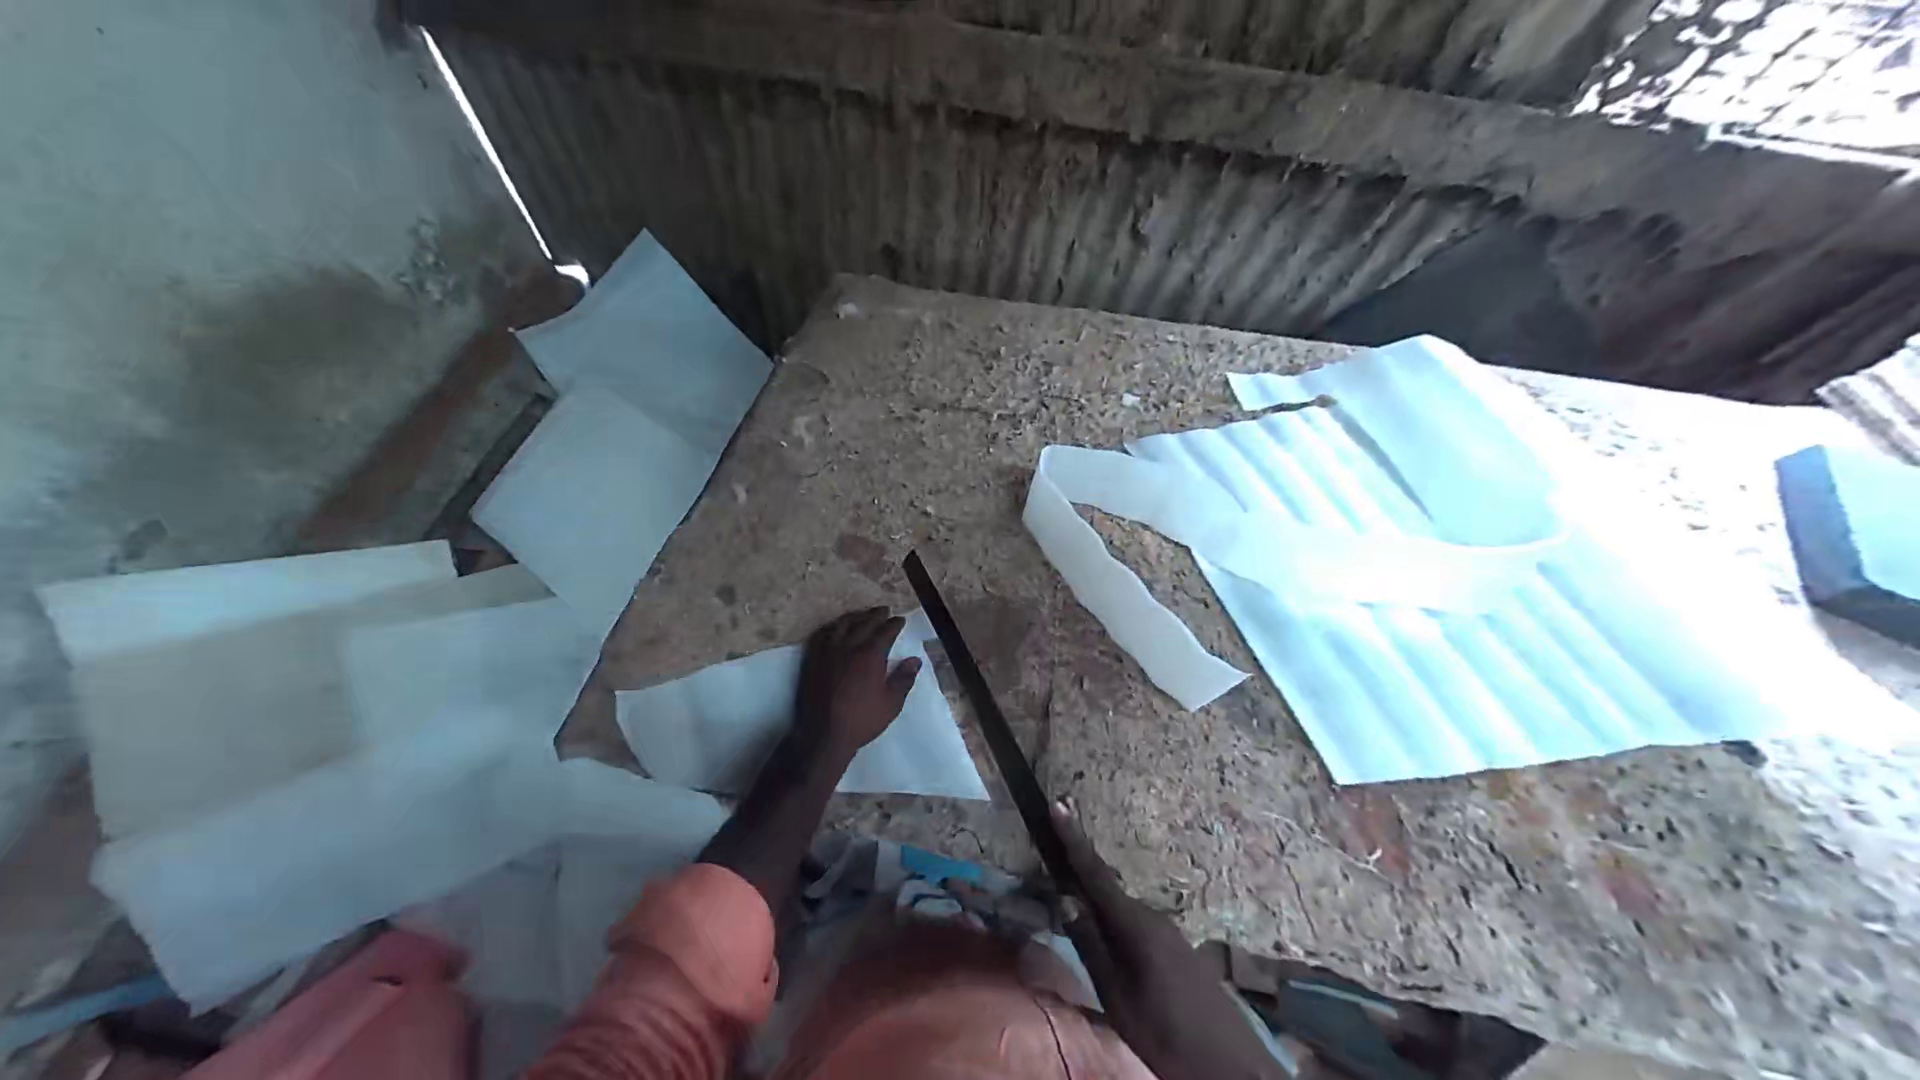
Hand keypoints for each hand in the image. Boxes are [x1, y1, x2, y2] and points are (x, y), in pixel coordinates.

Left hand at [793, 607, 921, 764]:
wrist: (824, 734)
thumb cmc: (862, 720)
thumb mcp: (891, 703)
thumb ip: (903, 679)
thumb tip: (915, 660)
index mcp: (870, 655)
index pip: (885, 631)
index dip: (894, 624)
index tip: (900, 620)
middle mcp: (849, 647)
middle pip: (864, 623)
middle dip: (876, 614)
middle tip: (884, 610)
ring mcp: (828, 651)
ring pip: (842, 625)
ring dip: (854, 616)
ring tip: (861, 614)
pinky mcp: (812, 659)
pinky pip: (822, 635)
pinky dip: (832, 627)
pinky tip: (834, 628)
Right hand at [1055, 802, 1289, 1079]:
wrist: (1234, 1068)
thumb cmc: (1167, 1035)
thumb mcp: (1118, 999)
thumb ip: (1091, 946)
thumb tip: (1065, 898)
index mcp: (1134, 925)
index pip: (1094, 872)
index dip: (1073, 837)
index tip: (1058, 803)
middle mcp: (1151, 916)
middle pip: (1104, 890)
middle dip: (1077, 881)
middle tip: (1049, 881)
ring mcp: (1167, 930)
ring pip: (1119, 911)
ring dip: (1095, 911)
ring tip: (1075, 928)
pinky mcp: (1175, 946)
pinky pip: (1134, 925)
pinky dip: (1114, 927)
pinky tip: (1109, 954)